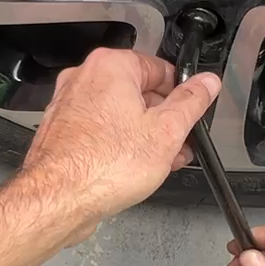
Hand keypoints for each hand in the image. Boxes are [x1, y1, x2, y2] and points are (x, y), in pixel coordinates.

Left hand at [18, 47, 219, 225]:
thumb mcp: (166, 131)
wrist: (58, 199)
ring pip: (119, 113)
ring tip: (161, 161)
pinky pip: (100, 130)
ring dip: (143, 135)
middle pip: (138, 91)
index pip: (160, 68)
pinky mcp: (63, 131)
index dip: (181, 93)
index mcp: (111, 67)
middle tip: (179, 142)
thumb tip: (206, 84)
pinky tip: (133, 167)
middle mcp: (85, 79)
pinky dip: (118, 144)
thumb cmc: (102, 165)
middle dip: (162, 118)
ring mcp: (70, 105)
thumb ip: (192, 102)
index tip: (191, 111)